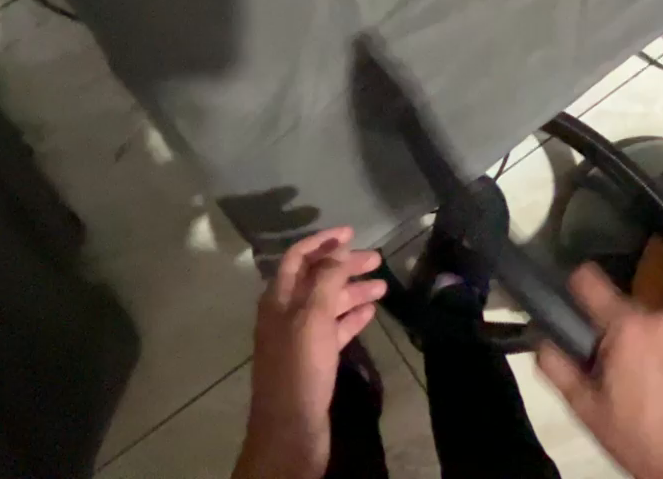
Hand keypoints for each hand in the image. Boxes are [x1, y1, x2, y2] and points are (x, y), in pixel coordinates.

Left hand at [232, 227, 387, 478]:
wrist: (290, 431)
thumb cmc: (299, 367)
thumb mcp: (312, 317)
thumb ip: (325, 279)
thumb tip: (339, 251)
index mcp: (279, 298)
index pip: (298, 257)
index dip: (323, 241)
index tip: (351, 232)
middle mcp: (287, 313)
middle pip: (317, 278)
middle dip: (345, 265)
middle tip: (376, 258)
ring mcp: (300, 337)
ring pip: (329, 303)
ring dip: (353, 290)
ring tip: (383, 285)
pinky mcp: (315, 360)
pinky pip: (335, 329)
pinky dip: (351, 316)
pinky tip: (371, 311)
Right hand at [537, 264, 662, 478]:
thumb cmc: (637, 438)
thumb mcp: (585, 409)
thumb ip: (555, 366)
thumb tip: (541, 337)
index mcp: (625, 326)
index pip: (588, 279)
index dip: (574, 287)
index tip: (571, 309)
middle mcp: (657, 316)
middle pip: (619, 306)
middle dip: (610, 328)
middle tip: (609, 367)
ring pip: (647, 320)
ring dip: (639, 338)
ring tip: (641, 379)